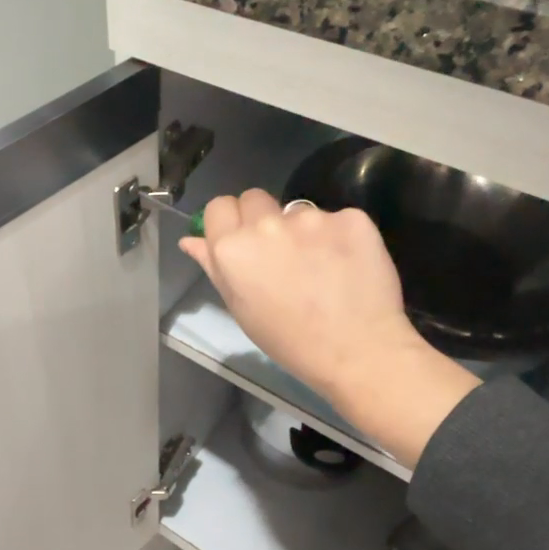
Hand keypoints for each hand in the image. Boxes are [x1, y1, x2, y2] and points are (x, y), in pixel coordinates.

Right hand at [180, 190, 478, 463]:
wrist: (357, 351)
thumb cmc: (290, 340)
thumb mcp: (241, 308)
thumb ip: (214, 267)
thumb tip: (191, 240)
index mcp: (232, 248)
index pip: (218, 206)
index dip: (229, 222)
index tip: (242, 241)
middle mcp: (267, 224)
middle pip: (254, 198)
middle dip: (261, 217)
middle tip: (279, 253)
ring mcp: (311, 217)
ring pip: (296, 210)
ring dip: (301, 230)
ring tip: (319, 267)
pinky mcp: (351, 217)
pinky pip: (336, 218)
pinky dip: (338, 236)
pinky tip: (346, 265)